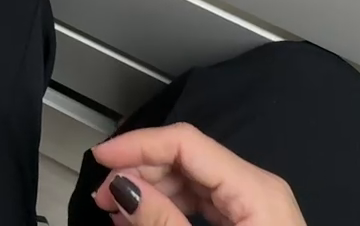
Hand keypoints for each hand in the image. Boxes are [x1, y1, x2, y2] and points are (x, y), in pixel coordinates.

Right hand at [91, 124, 305, 225]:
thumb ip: (163, 224)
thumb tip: (120, 185)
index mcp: (257, 191)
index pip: (185, 142)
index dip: (138, 144)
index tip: (100, 159)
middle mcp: (258, 189)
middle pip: (187, 158)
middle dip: (140, 171)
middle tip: (103, 195)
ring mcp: (256, 208)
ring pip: (191, 180)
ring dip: (151, 190)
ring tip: (116, 211)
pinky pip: (203, 203)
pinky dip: (170, 207)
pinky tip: (145, 219)